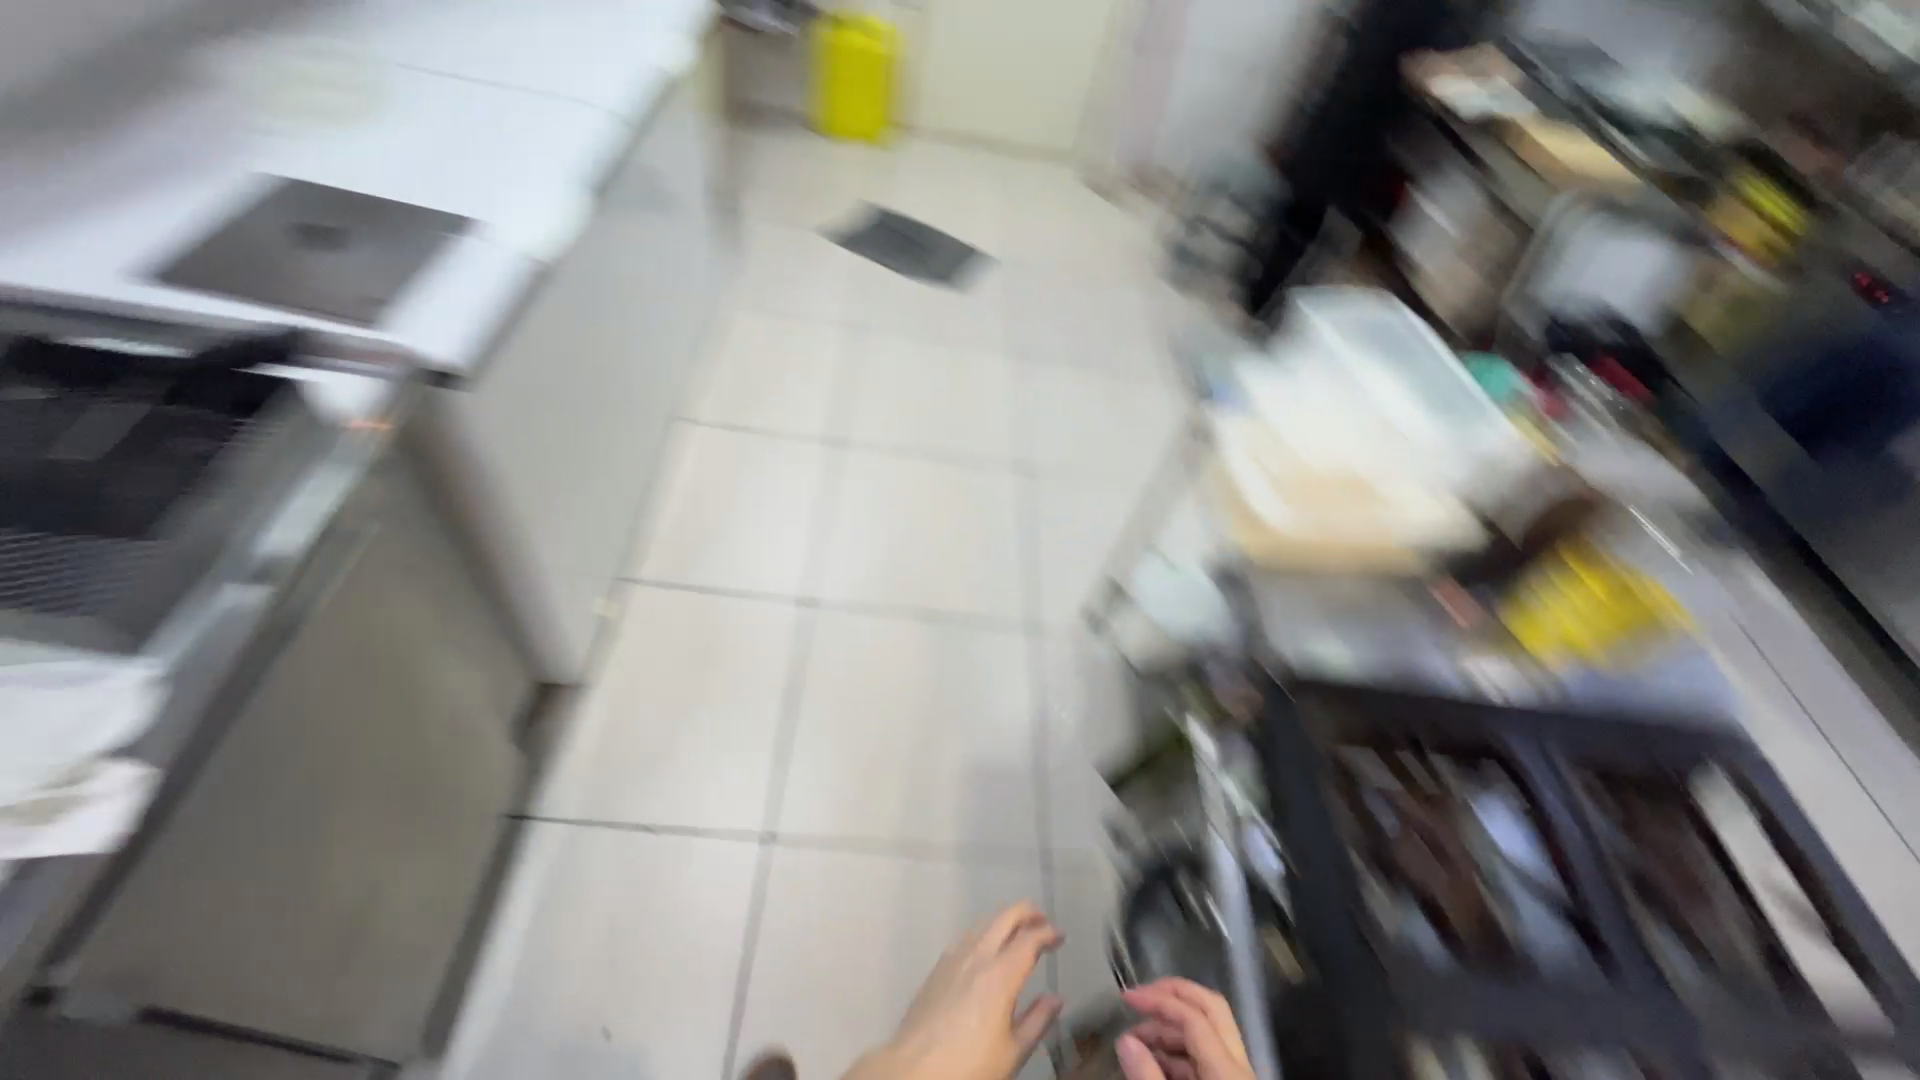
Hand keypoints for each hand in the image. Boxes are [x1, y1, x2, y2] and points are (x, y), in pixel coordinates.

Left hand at [843, 902, 1062, 1079]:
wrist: (913, 1069)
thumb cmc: (969, 1065)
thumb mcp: (1013, 1052)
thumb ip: (1037, 1021)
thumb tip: (1055, 998)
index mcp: (1000, 975)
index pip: (1029, 939)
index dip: (1048, 933)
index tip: (1060, 936)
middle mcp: (977, 956)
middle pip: (1005, 918)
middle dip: (1027, 912)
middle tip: (1043, 919)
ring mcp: (953, 958)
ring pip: (983, 923)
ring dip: (1004, 920)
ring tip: (1018, 930)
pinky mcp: (937, 967)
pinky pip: (966, 937)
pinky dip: (984, 932)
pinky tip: (986, 947)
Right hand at [1115, 978, 1254, 1079]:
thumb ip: (1148, 1074)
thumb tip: (1125, 1040)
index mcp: (1229, 1069)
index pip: (1193, 1017)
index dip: (1158, 999)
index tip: (1126, 997)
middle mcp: (1241, 1065)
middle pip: (1211, 1009)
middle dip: (1173, 995)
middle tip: (1140, 996)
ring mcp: (1240, 1076)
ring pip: (1210, 1034)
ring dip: (1172, 1028)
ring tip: (1136, 1039)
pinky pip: (1209, 1057)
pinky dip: (1180, 1052)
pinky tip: (1155, 1061)